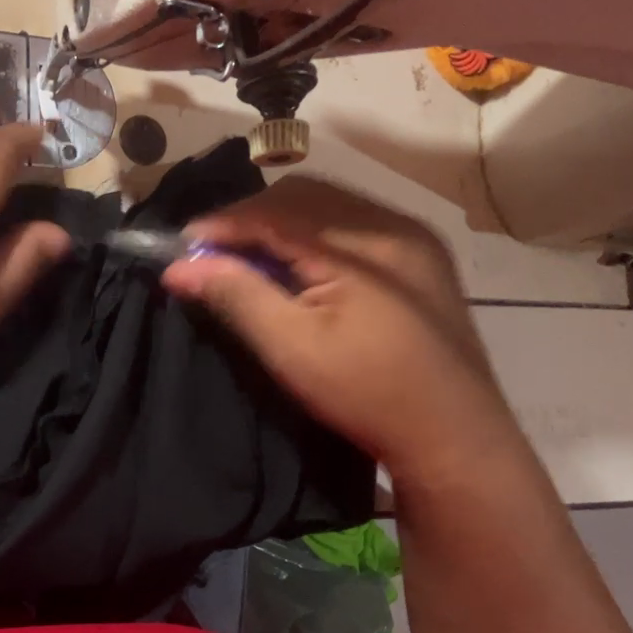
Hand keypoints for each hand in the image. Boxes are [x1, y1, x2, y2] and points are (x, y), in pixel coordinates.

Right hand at [161, 176, 518, 476]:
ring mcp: (414, 239)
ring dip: (281, 221)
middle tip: (213, 251)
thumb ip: (236, 296)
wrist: (455, 436)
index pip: (276, 212)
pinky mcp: (422, 258)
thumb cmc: (366, 393)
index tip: (181, 245)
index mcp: (363, 245)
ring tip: (248, 256)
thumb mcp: (290, 347)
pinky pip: (355, 222)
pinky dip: (313, 232)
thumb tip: (177, 267)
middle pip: (305, 196)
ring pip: (331, 205)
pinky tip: (296, 264)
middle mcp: (393, 226)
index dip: (223, 223)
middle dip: (251, 216)